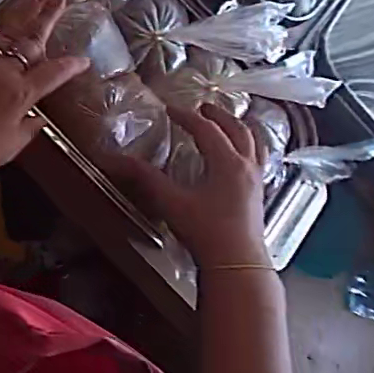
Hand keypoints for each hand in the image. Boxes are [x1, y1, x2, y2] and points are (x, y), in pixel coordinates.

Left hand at [0, 0, 89, 177]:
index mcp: (23, 92)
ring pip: (7, 33)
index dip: (71, 66)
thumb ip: (28, 128)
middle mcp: (5, 72)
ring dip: (22, 14)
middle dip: (47, 18)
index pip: (54, 73)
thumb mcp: (11, 144)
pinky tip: (2, 26)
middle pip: (31, 39)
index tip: (83, 60)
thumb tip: (38, 119)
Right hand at [103, 103, 270, 268]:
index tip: (169, 109)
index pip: (206, 129)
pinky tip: (240, 157)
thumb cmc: (205, 231)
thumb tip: (114, 159)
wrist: (237, 264)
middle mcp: (246, 166)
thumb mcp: (170, 202)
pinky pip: (258, 159)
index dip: (186, 116)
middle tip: (203, 108)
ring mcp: (257, 181)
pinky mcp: (259, 195)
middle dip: (219, 116)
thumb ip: (145, 178)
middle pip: (238, 130)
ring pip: (254, 143)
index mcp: (227, 162)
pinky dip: (249, 147)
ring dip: (240, 128)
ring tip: (228, 123)